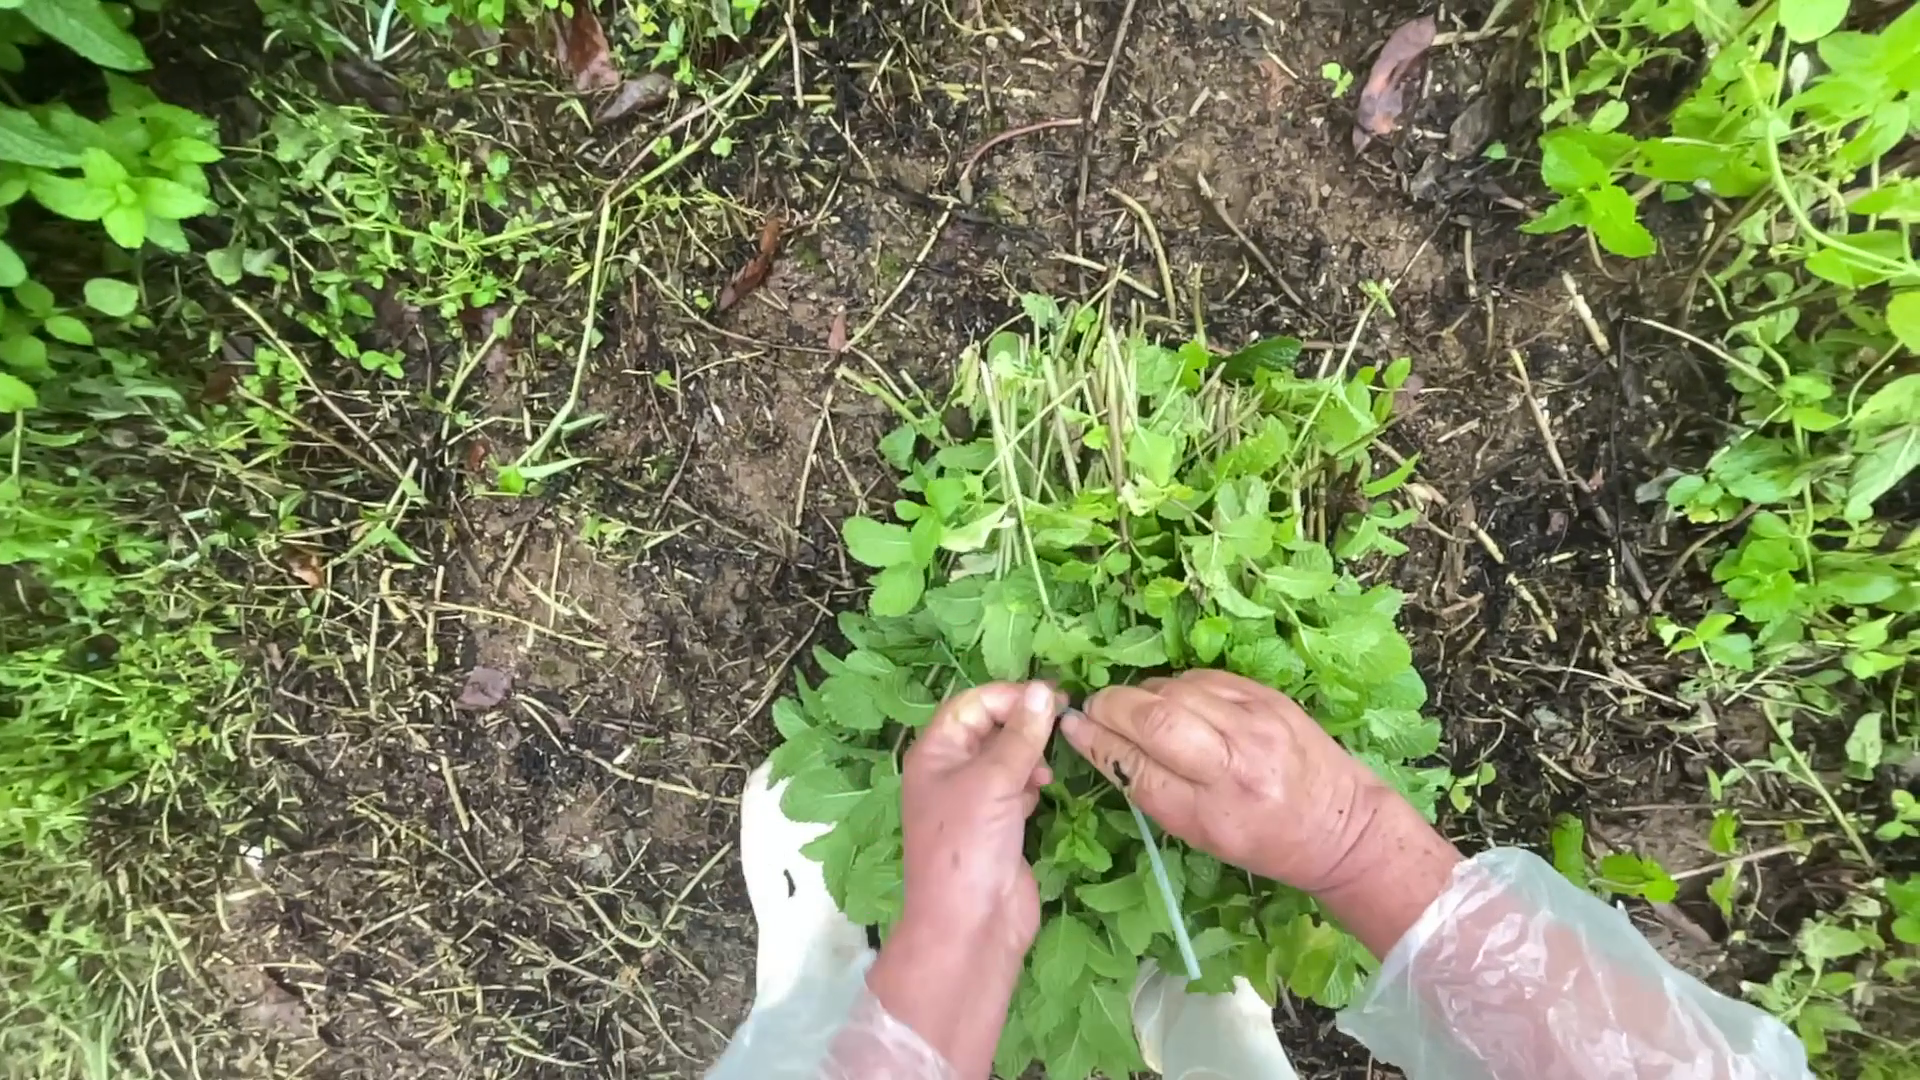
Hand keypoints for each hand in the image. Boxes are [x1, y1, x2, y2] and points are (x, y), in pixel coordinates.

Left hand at [866, 681, 1058, 1076]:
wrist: (970, 929)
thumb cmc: (969, 845)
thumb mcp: (994, 781)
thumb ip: (1021, 735)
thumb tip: (1044, 689)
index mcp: (935, 752)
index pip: (972, 704)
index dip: (1009, 695)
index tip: (1051, 695)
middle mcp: (950, 770)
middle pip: (989, 728)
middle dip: (1022, 723)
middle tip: (1061, 720)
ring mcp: (974, 799)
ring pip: (1005, 757)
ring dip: (1029, 754)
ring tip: (1047, 768)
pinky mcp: (997, 824)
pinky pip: (1016, 786)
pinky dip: (1031, 782)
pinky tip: (1042, 791)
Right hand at [1062, 670, 1458, 953]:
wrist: (1344, 825)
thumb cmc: (1264, 842)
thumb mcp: (1201, 834)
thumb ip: (1149, 785)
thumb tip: (1095, 738)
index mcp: (1212, 815)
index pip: (1137, 768)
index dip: (1095, 742)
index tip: (1070, 726)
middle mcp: (1234, 765)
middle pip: (1154, 717)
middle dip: (1110, 706)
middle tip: (1093, 708)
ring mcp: (1255, 723)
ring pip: (1173, 690)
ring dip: (1140, 694)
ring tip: (1134, 708)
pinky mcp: (1266, 695)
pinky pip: (1200, 678)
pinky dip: (1174, 686)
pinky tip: (1174, 700)